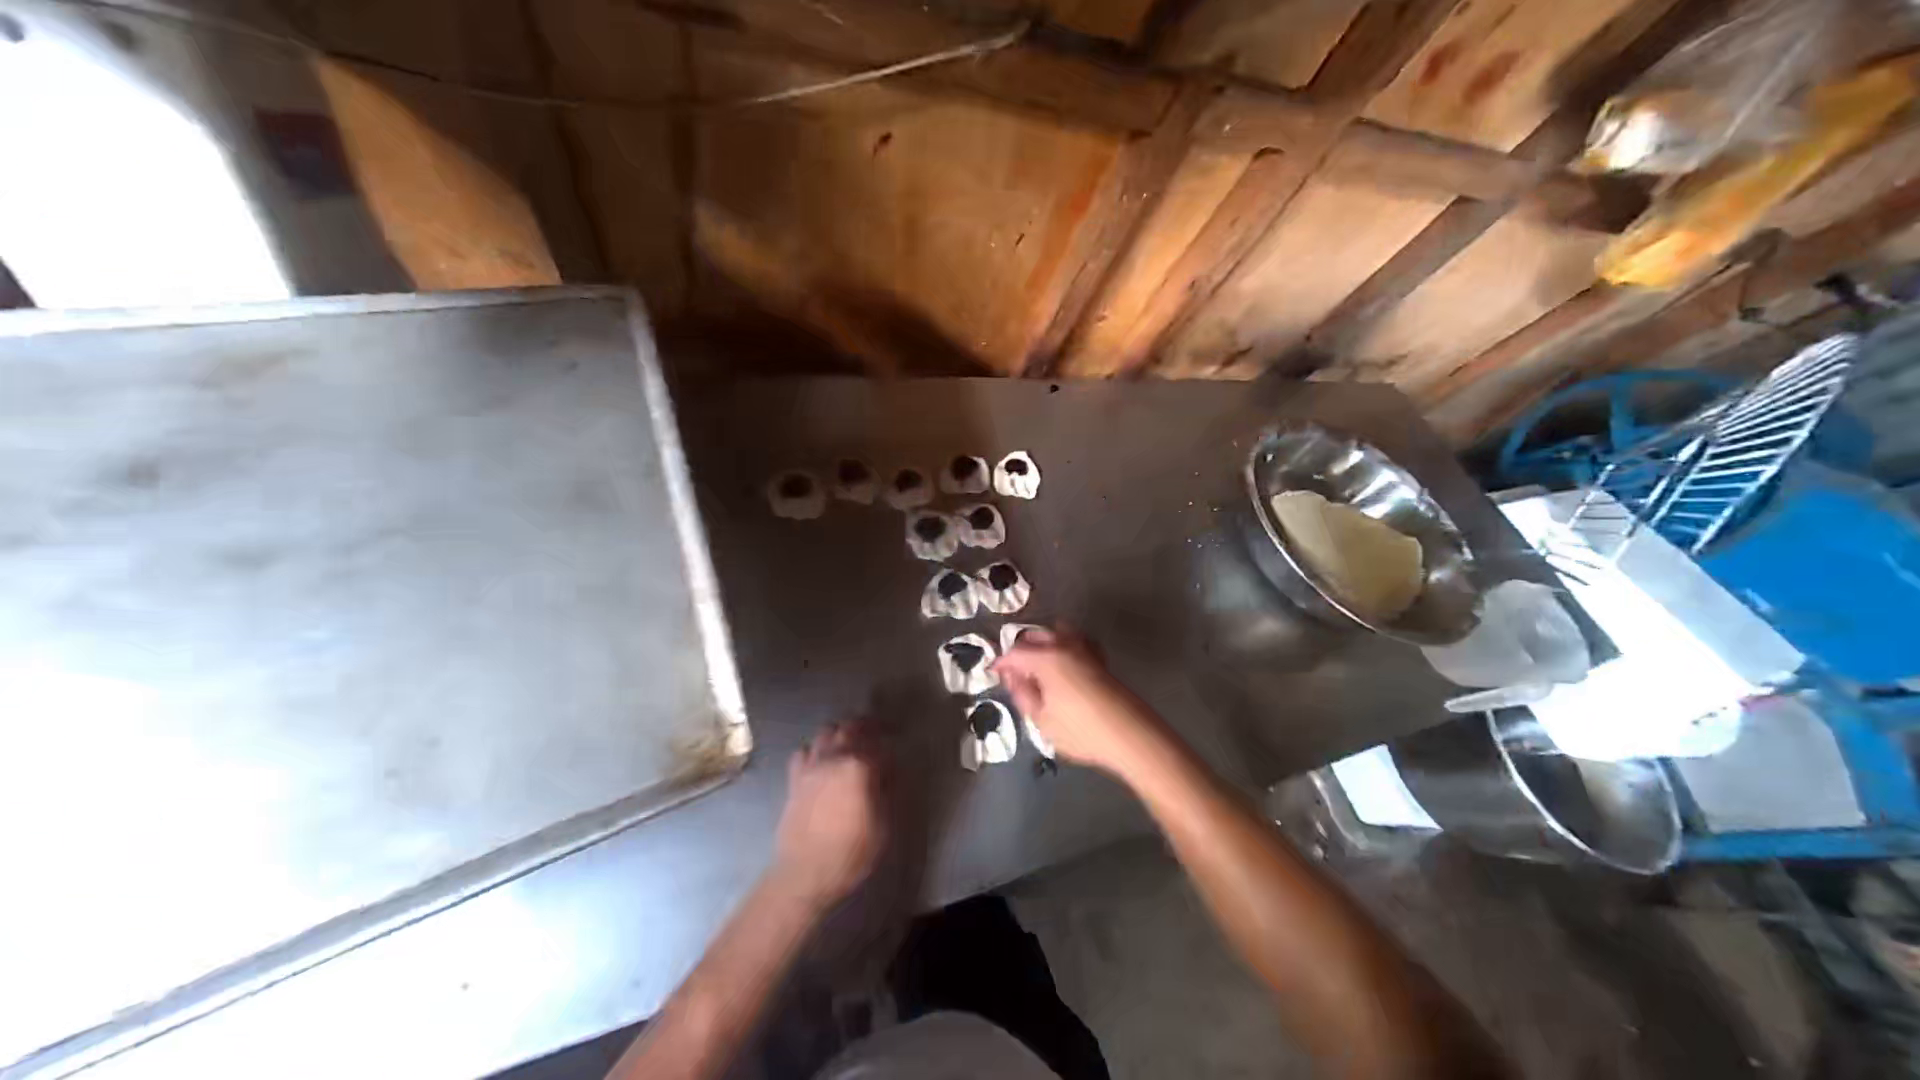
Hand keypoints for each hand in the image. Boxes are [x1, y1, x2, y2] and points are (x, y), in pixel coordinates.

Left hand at [771, 721, 885, 908]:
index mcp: (859, 767)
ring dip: (841, 733)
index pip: (880, 746)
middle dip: (867, 727)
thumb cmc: (850, 853)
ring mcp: (811, 766)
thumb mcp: (882, 825)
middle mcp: (834, 758)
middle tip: (878, 733)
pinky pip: (803, 751)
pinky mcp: (794, 779)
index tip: (898, 751)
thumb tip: (889, 773)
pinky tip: (821, 761)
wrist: (804, 875)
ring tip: (850, 743)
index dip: (892, 747)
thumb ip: (887, 792)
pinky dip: (815, 750)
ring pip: (826, 732)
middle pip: (851, 728)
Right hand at [992, 626, 1173, 778]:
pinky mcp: (1101, 660)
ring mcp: (1086, 650)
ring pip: (1057, 633)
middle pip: (1036, 636)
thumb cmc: (1081, 731)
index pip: (1015, 653)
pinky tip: (1064, 665)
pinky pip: (1076, 642)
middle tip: (1014, 672)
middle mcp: (1065, 646)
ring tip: (1037, 666)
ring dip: (1043, 643)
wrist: (1131, 736)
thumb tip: (1014, 679)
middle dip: (1021, 649)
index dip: (1001, 663)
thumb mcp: (1042, 720)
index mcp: (1046, 658)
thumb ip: (1023, 696)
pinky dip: (1064, 646)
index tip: (993, 672)